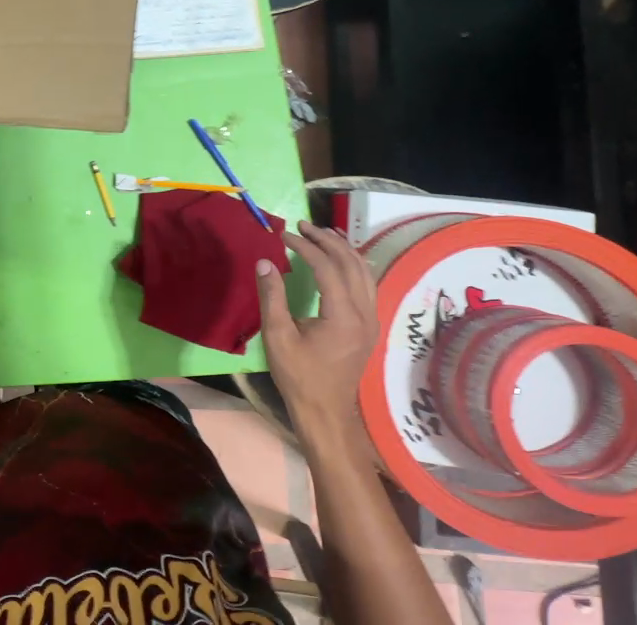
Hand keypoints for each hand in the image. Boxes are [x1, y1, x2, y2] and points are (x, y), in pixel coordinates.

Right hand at [255, 220, 379, 442]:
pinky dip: (353, 264)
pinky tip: (341, 258)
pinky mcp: (369, 325)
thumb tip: (265, 262)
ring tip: (322, 233)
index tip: (283, 235)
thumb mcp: (277, 336)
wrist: (325, 410)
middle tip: (302, 225)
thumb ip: (272, 296)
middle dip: (327, 240)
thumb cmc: (298, 375)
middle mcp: (364, 314)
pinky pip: (367, 284)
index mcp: (343, 316)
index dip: (305, 247)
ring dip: (343, 249)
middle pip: (351, 264)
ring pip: (364, 272)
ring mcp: (371, 320)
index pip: (327, 268)